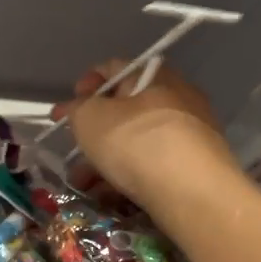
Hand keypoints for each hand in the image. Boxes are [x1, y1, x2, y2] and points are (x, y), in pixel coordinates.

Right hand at [53, 60, 240, 205]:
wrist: (192, 191)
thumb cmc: (134, 142)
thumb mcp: (89, 117)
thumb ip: (76, 107)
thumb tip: (77, 108)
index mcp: (154, 76)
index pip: (113, 68)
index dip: (85, 84)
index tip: (67, 108)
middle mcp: (177, 98)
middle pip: (123, 109)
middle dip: (92, 130)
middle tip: (72, 148)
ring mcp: (189, 133)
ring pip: (134, 141)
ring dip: (103, 158)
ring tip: (82, 182)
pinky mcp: (193, 165)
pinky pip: (150, 164)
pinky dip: (125, 175)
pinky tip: (106, 193)